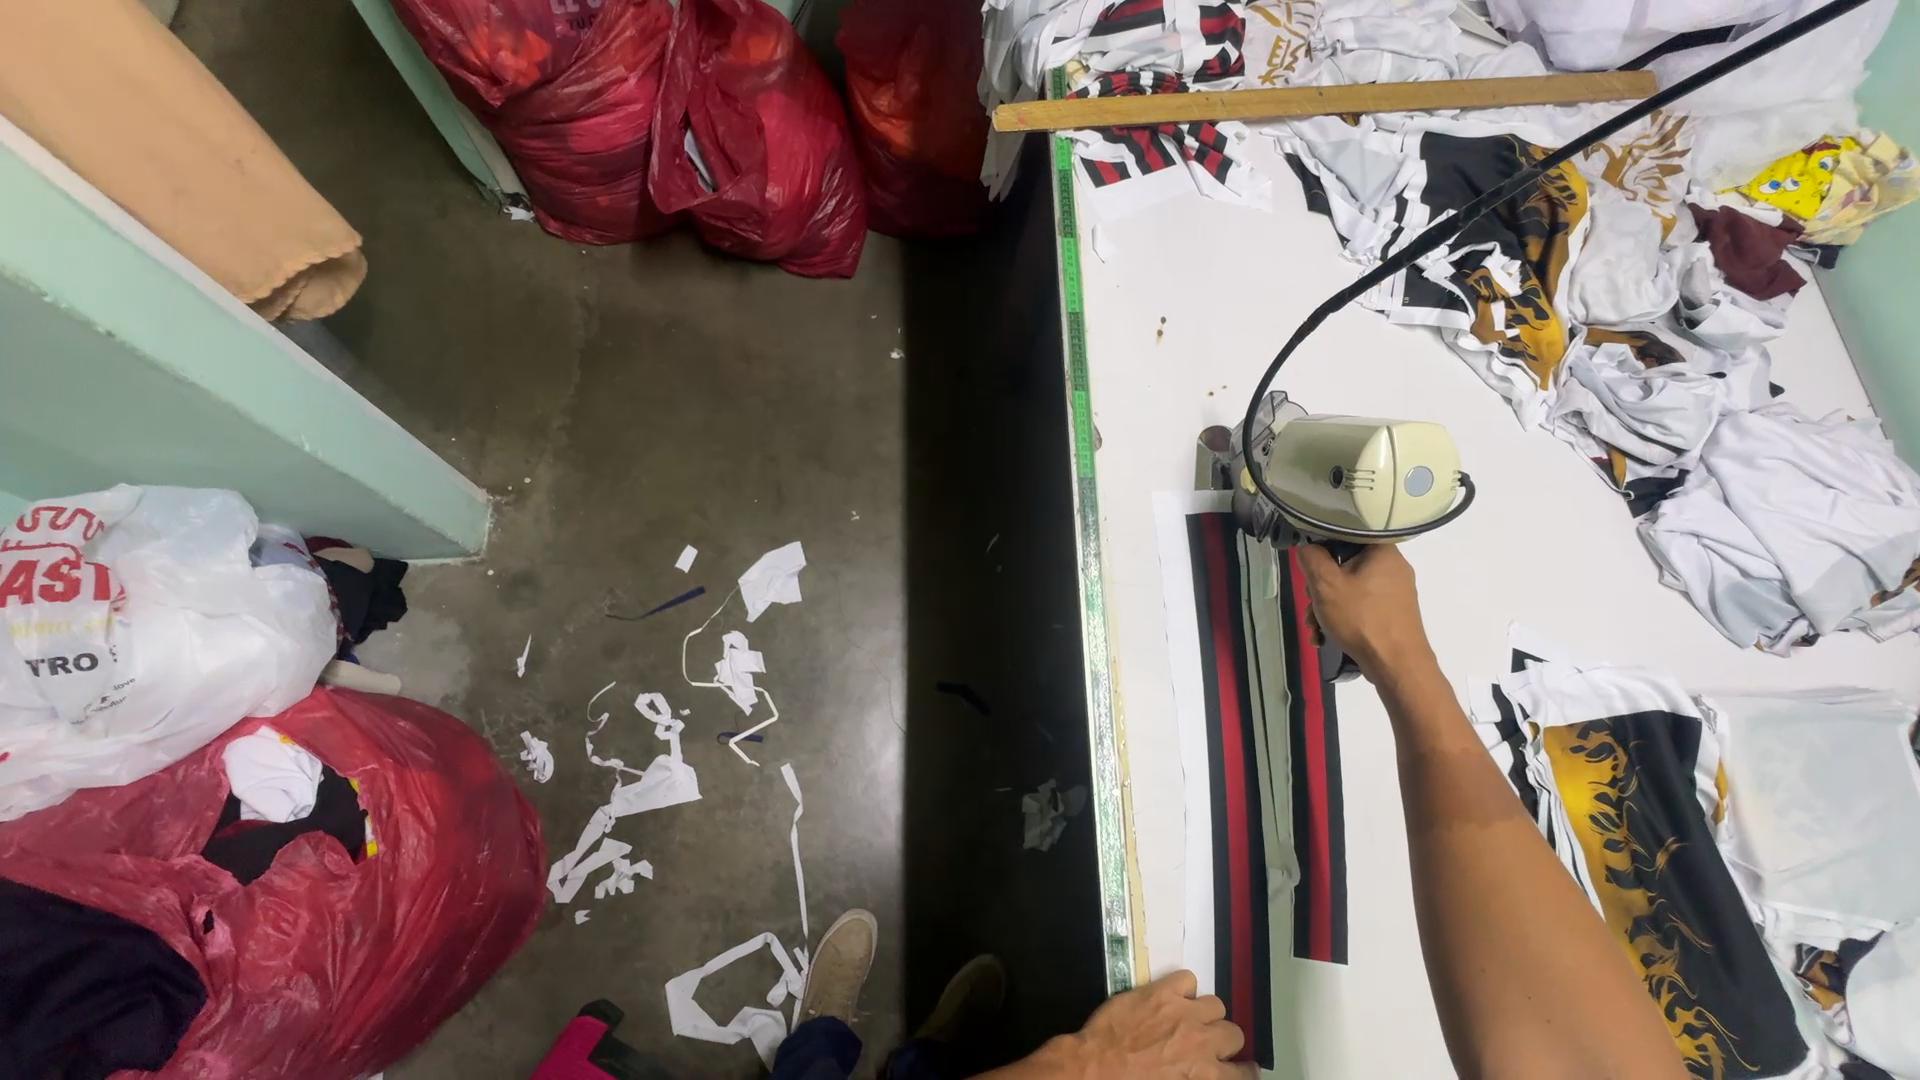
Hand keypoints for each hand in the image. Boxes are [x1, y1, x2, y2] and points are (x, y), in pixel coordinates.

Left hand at [1013, 971, 1251, 1079]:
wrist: (1096, 1069)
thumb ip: (1199, 1079)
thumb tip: (1205, 1073)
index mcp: (1206, 1077)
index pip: (1244, 1073)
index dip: (1245, 1071)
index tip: (1242, 1068)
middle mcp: (1201, 1043)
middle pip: (1233, 1033)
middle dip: (1225, 1040)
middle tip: (1210, 1044)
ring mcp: (1182, 1014)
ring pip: (1216, 1004)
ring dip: (1206, 1014)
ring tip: (1192, 1019)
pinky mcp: (1161, 992)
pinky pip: (1188, 978)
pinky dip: (1184, 987)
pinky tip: (1174, 997)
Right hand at [1298, 543, 1433, 681]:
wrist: (1397, 664)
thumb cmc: (1361, 617)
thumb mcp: (1325, 584)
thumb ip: (1312, 558)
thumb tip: (1308, 548)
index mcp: (1382, 552)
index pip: (1345, 537)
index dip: (1322, 550)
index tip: (1309, 569)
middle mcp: (1393, 567)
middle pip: (1345, 566)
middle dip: (1320, 589)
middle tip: (1311, 605)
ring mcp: (1396, 592)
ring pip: (1350, 590)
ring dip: (1326, 607)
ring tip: (1315, 629)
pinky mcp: (1394, 613)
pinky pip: (1361, 606)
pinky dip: (1342, 618)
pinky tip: (1327, 637)